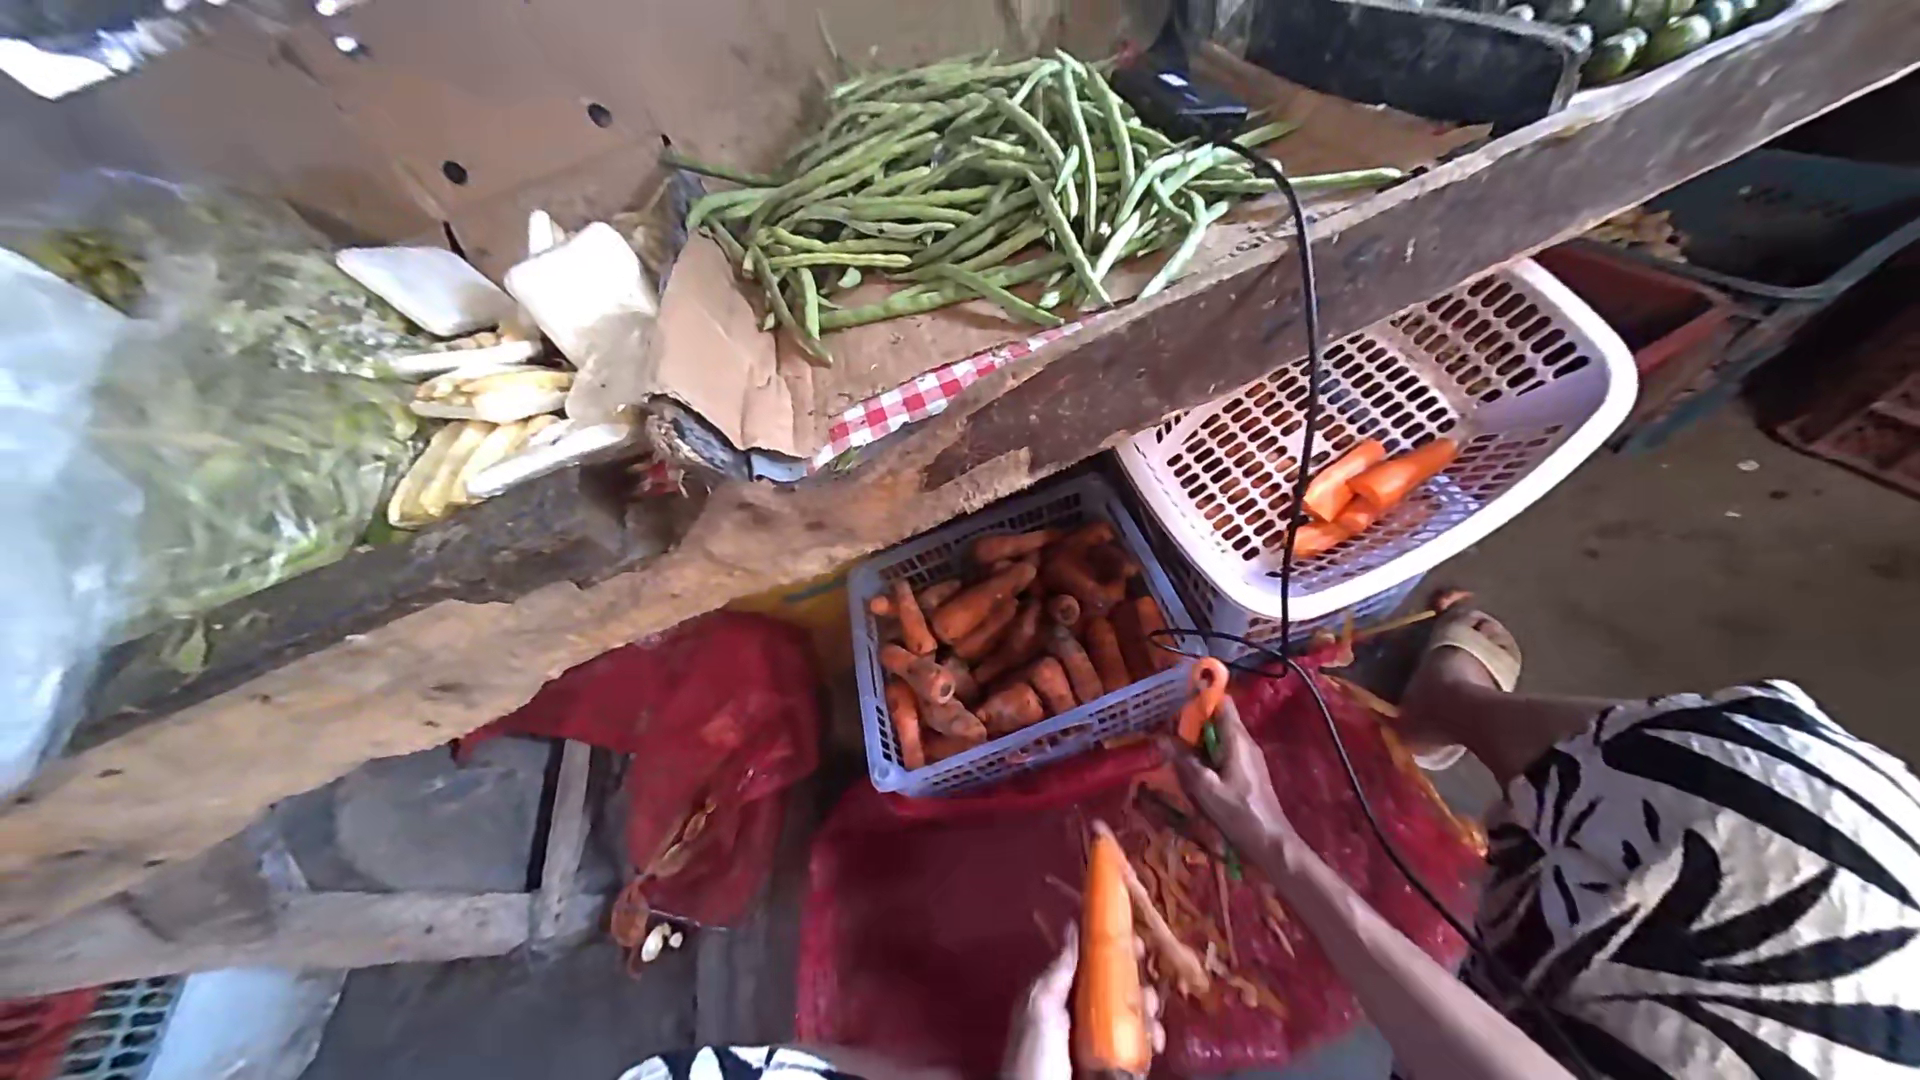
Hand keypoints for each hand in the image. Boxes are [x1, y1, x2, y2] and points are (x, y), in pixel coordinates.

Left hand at [1003, 925, 1163, 1079]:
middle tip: (1148, 980)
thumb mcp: (1041, 1007)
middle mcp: (1081, 1015)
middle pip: (1115, 987)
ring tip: (1153, 1009)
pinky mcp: (1115, 1069)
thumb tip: (1073, 925)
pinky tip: (1156, 1039)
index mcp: (1060, 995)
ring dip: (1147, 1008)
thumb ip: (1059, 971)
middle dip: (1136, 980)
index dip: (1111, 949)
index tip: (1133, 938)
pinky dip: (1151, 1039)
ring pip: (1130, 1015)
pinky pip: (1138, 1048)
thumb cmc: (1035, 1056)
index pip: (1090, 963)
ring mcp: (1099, 1043)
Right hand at [1160, 697, 1299, 859]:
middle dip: (1193, 720)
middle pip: (1218, 718)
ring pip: (1219, 735)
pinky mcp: (1246, 770)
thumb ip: (1184, 761)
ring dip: (1198, 737)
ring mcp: (1247, 756)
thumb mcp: (1206, 787)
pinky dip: (1206, 751)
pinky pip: (1223, 750)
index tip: (1177, 698)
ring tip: (1174, 745)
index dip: (1201, 696)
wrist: (1272, 844)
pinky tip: (1192, 766)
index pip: (1222, 703)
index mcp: (1237, 739)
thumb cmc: (1240, 813)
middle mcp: (1244, 742)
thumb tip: (1162, 738)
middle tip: (1167, 727)